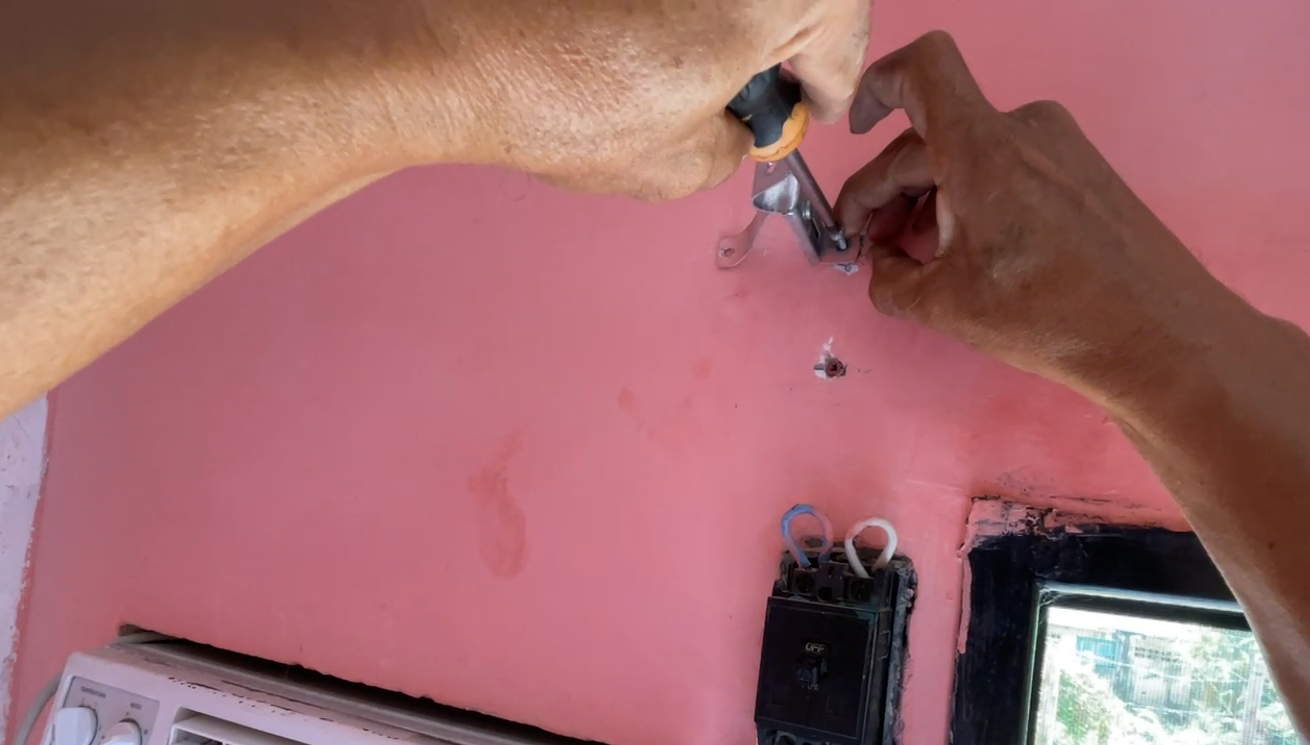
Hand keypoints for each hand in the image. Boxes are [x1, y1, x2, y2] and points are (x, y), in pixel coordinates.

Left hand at [434, 0, 868, 199]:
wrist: (464, 52)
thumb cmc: (564, 100)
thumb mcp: (678, 165)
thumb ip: (731, 149)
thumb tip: (733, 132)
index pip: (844, 31)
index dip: (828, 83)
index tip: (812, 107)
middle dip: (788, 43)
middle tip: (759, 93)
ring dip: (737, 23)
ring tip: (700, 69)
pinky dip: (687, 10)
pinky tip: (654, 35)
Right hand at [835, 32, 1259, 399]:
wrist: (1151, 331)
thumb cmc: (1043, 316)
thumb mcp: (939, 306)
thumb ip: (886, 279)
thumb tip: (880, 262)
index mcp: (981, 152)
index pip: (921, 72)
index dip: (876, 88)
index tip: (857, 132)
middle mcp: (1020, 129)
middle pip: (928, 135)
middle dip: (885, 187)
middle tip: (868, 244)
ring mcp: (1054, 144)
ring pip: (962, 152)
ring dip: (922, 194)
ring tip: (910, 253)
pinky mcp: (1074, 167)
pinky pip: (998, 165)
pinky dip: (962, 196)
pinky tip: (958, 247)